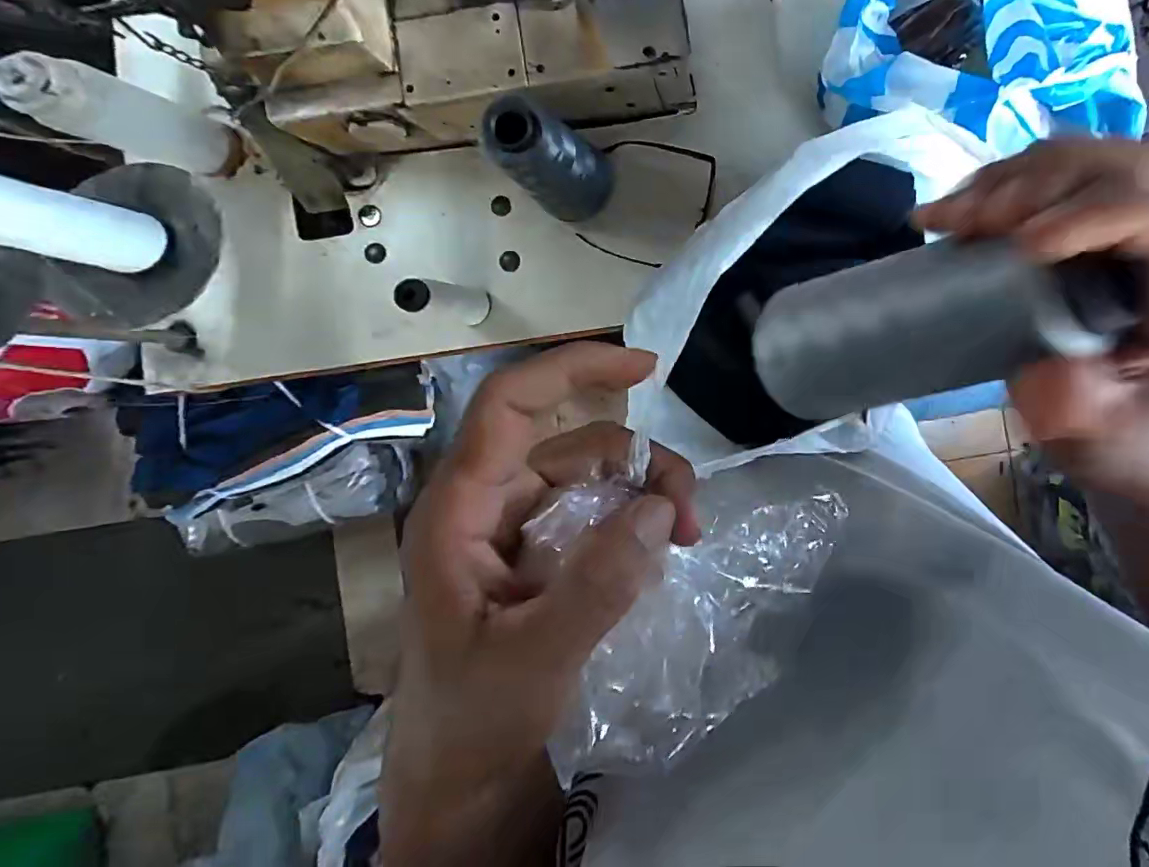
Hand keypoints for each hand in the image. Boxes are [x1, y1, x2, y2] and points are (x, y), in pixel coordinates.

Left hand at [379, 343, 698, 865]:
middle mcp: (488, 502)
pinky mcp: (541, 554)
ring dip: (645, 488)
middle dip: (637, 456)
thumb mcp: (534, 658)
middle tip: (688, 505)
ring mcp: (516, 527)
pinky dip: (635, 517)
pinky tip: (660, 550)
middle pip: (571, 440)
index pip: (510, 405)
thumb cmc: (473, 718)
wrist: (459, 781)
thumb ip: (596, 584)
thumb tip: (660, 507)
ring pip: (592, 473)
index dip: (573, 369)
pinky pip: (597, 510)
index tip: (645, 368)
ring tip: (687, 531)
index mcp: (460, 508)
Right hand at [914, 140, 1148, 498]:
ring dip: (1010, 179)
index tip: (1026, 246)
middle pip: (1131, 170)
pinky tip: (946, 216)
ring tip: (955, 218)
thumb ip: (1081, 410)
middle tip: (981, 222)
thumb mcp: (1098, 442)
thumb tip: (1046, 367)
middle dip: (1048, 185)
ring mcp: (1124, 230)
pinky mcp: (1079, 225)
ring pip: (1083, 159)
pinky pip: (1040, 177)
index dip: (1108, 216)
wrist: (1103, 433)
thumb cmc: (1112, 440)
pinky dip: (988, 187)